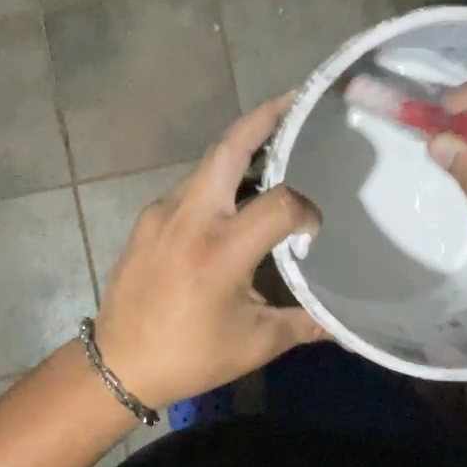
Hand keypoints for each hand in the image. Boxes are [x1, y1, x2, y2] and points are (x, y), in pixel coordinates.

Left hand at [94, 94, 327, 408]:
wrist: (117, 364)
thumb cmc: (189, 357)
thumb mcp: (256, 344)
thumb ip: (306, 324)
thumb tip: (348, 325)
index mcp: (220, 250)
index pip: (280, 202)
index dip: (308, 210)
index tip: (314, 234)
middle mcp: (189, 219)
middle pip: (228, 147)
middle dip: (263, 118)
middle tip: (296, 102)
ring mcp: (162, 214)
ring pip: (206, 166)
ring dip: (240, 151)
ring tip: (274, 147)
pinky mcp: (147, 221)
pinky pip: (189, 188)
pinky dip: (217, 182)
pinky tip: (234, 199)